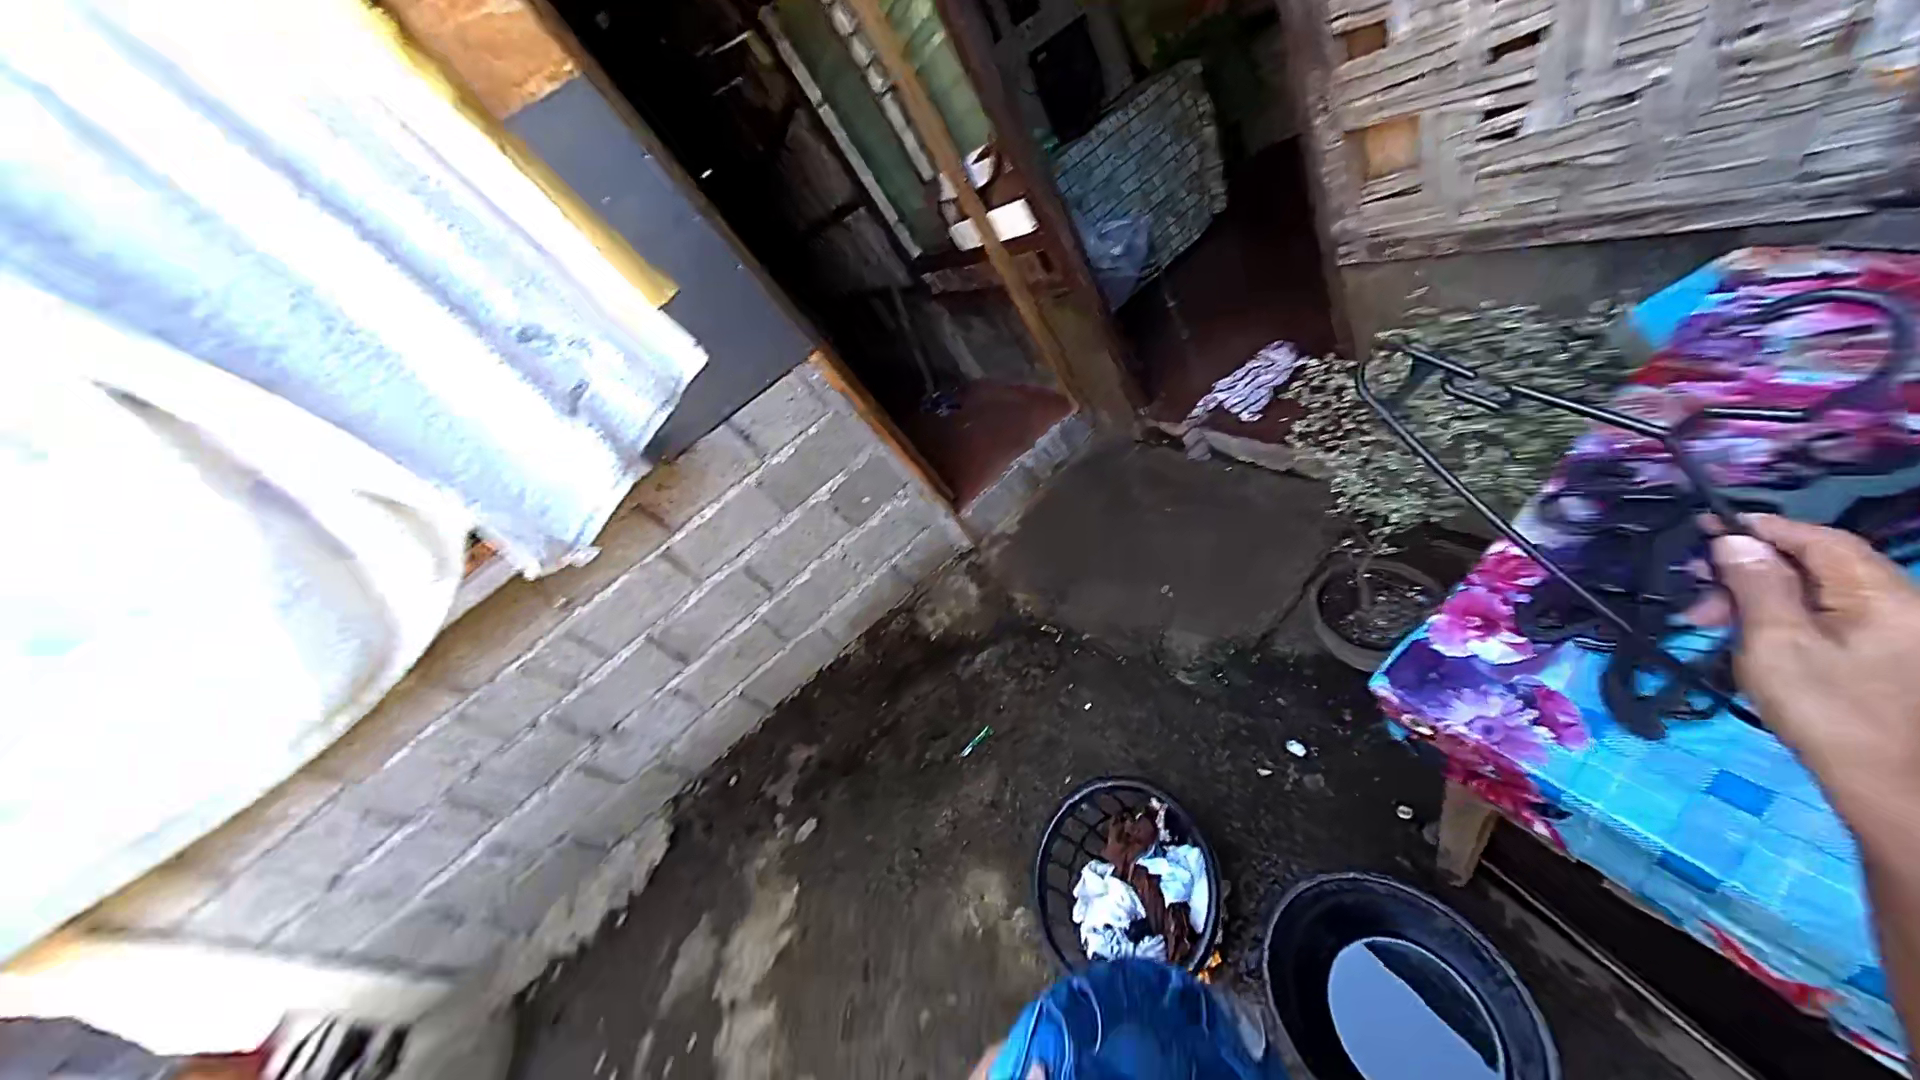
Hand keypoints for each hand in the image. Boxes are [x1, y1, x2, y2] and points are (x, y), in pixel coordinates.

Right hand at [1711, 515, 1919, 835]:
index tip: (1706, 527)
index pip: (1819, 540)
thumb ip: (1757, 586)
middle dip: (1749, 569)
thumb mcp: (1775, 642)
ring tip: (1710, 622)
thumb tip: (1735, 540)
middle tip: (1696, 595)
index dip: (1762, 527)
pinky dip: (1778, 617)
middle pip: (1817, 565)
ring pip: (1816, 592)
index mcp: (1879, 595)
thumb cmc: (1828, 707)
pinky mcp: (1884, 656)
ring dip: (1756, 596)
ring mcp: (1895, 632)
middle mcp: (1898, 604)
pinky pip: (1823, 617)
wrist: (1891, 783)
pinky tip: (1747, 638)